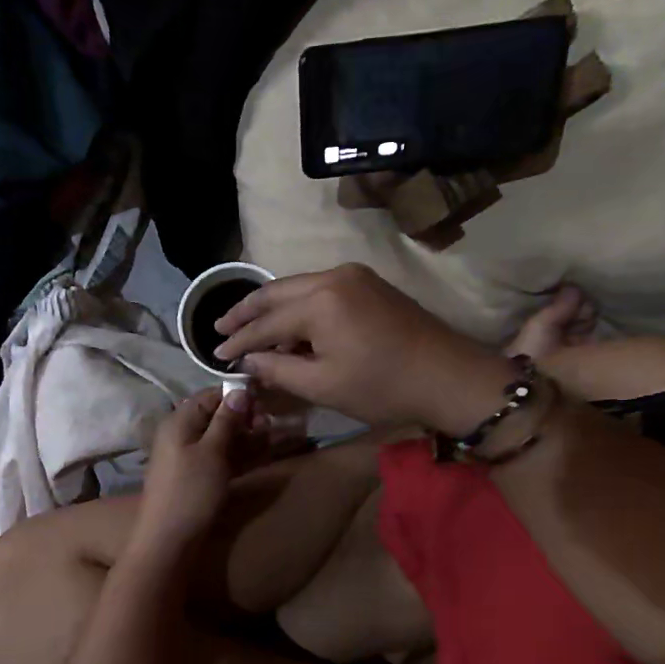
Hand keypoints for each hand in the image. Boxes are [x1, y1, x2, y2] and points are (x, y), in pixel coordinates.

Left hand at [134, 387, 252, 549]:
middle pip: (216, 417)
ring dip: (246, 437)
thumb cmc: (191, 491)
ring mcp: (189, 457)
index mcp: (179, 422)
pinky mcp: (198, 477)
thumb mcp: (212, 452)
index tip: (262, 403)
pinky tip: (261, 456)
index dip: (235, 396)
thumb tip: (239, 391)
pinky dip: (239, 455)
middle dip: (244, 418)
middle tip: (268, 425)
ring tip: (271, 439)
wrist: (169, 540)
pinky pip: (221, 458)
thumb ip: (226, 421)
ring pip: (222, 439)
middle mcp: (182, 435)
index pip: (209, 396)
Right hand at [212, 264, 514, 432]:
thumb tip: (248, 361)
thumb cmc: (383, 387)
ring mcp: (355, 276)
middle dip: (246, 312)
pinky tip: (290, 324)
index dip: (238, 342)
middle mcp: (333, 276)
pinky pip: (321, 289)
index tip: (214, 355)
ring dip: (272, 307)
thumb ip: (278, 370)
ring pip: (298, 287)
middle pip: (276, 292)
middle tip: (219, 327)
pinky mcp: (370, 283)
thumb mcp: (323, 386)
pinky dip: (299, 306)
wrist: (449, 377)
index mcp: (319, 301)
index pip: (265, 322)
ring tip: (248, 326)